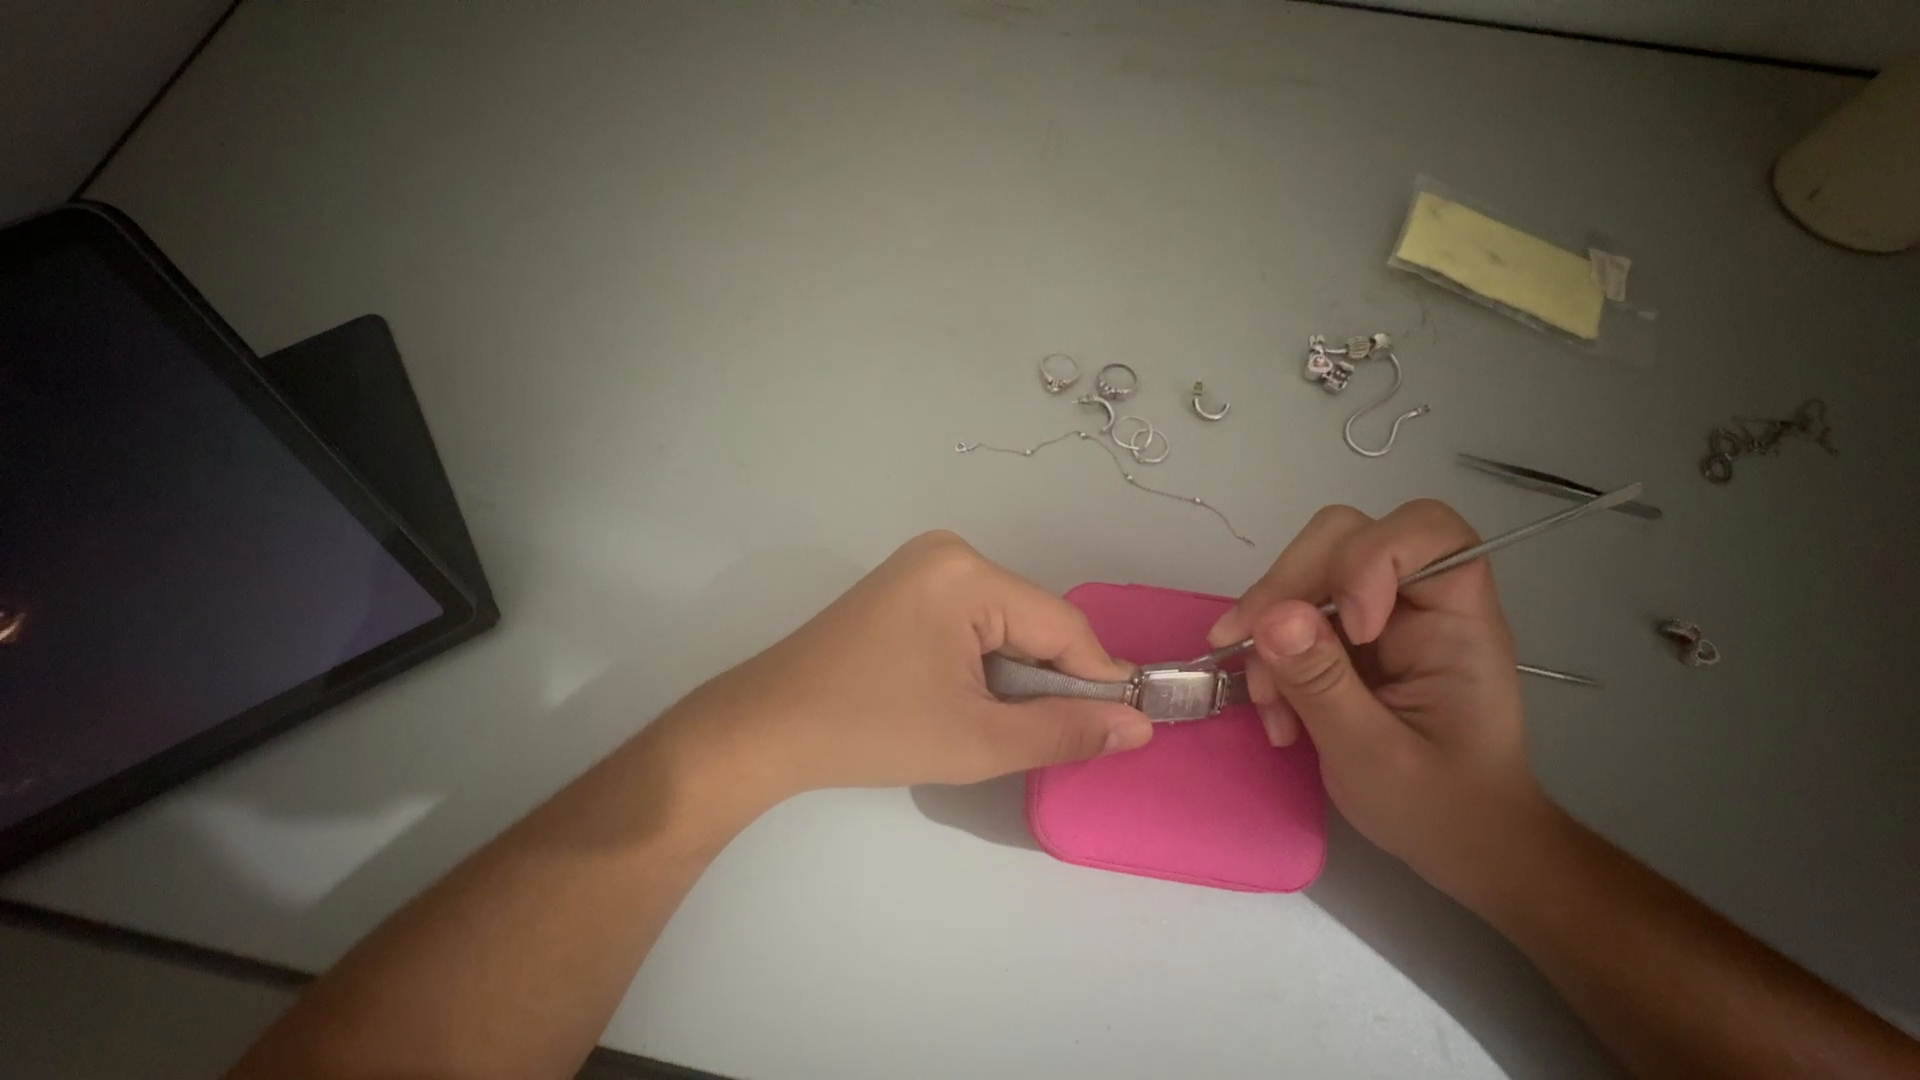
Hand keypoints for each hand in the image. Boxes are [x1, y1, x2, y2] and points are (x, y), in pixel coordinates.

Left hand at [656, 531, 1153, 807]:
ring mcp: (924, 564)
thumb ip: (1065, 731)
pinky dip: (984, 661)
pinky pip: (973, 620)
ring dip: (1015, 674)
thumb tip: (1139, 728)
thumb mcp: (978, 741)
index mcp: (968, 574)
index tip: (1119, 729)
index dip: (1098, 681)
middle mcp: (950, 552)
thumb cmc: (871, 732)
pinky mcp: (907, 584)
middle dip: (1048, 680)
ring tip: (994, 722)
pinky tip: (965, 698)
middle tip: (1045, 737)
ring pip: (1006, 623)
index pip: (1063, 627)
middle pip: (1033, 621)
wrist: (766, 727)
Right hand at [1206, 500, 1547, 892]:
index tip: (1351, 627)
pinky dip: (1265, 652)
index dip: (1373, 558)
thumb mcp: (1374, 757)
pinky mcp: (1341, 637)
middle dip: (1287, 585)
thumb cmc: (1440, 808)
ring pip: (1304, 572)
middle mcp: (1415, 602)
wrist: (1456, 843)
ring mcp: (1374, 616)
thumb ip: (1323, 685)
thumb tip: (1271, 618)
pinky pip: (1286, 613)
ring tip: (1266, 701)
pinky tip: (1271, 707)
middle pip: (1344, 538)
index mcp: (1457, 620)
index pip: (1427, 532)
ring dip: (1266, 626)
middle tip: (1248, 643)